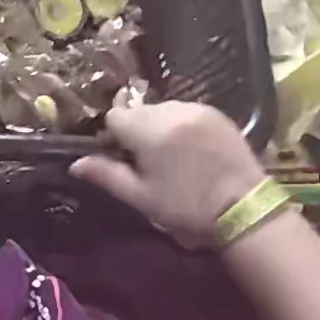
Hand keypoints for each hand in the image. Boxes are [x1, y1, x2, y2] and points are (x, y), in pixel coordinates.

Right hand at [69, 102, 270, 247]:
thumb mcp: (141, 197)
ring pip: (162, 111)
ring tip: (171, 158)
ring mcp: (197, 109)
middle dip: (137, 132)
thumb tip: (75, 164)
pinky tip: (190, 151)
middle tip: (148, 163)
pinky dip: (181, 127)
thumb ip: (106, 176)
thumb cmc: (186, 208)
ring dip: (159, 128)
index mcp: (149, 130)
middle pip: (139, 112)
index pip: (115, 117)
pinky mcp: (217, 113)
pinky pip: (185, 112)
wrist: (244, 210)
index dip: (113, 137)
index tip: (123, 159)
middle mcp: (172, 111)